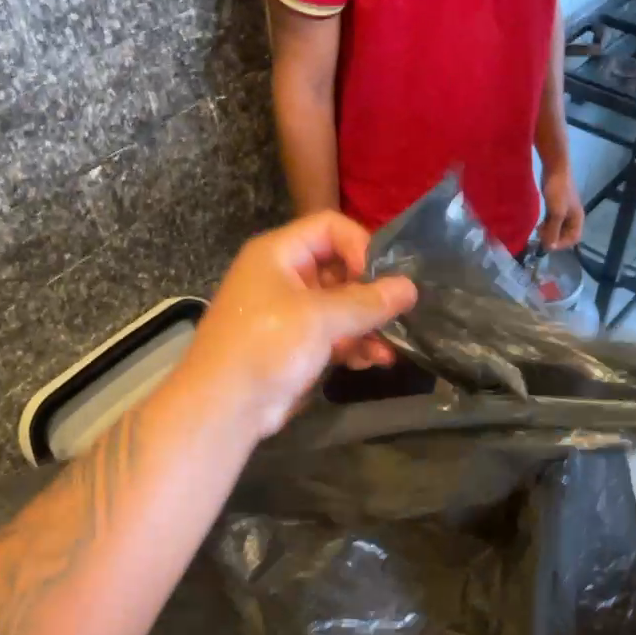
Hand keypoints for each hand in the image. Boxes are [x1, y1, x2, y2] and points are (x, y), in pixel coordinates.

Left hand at [180, 211, 418, 438]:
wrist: (224, 407)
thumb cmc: (266, 347)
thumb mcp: (319, 319)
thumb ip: (367, 302)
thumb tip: (411, 288)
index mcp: (278, 254)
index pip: (330, 227)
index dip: (361, 246)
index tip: (384, 278)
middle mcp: (283, 277)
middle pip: (339, 269)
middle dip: (370, 293)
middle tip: (399, 313)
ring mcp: (289, 314)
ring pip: (340, 307)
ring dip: (367, 325)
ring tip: (390, 346)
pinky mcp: (296, 346)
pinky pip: (334, 336)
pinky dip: (354, 346)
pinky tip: (375, 361)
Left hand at [539, 164, 584, 249]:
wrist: (555, 168)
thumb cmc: (558, 191)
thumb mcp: (556, 213)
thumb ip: (553, 231)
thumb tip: (549, 247)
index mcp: (577, 219)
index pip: (573, 239)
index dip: (561, 245)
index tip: (548, 245)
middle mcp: (572, 217)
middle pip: (564, 235)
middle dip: (553, 238)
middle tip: (540, 237)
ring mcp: (564, 212)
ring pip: (557, 228)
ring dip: (548, 232)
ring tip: (538, 231)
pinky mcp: (555, 206)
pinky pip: (552, 221)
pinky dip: (546, 225)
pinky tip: (538, 225)